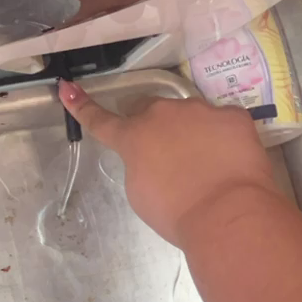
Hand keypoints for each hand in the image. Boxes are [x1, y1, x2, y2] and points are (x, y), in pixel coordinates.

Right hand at [59, 80, 279, 246]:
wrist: (227, 214)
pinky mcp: (233, 115)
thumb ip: (139, 163)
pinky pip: (223, 121)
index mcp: (133, 136)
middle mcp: (162, 114)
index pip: (101, 120)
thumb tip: (151, 155)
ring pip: (189, 114)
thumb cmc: (175, 212)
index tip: (68, 88)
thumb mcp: (140, 191)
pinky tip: (231, 160)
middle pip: (150, 109)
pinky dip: (223, 137)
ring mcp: (200, 111)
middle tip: (168, 155)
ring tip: (206, 164)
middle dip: (154, 125)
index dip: (82, 106)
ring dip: (190, 131)